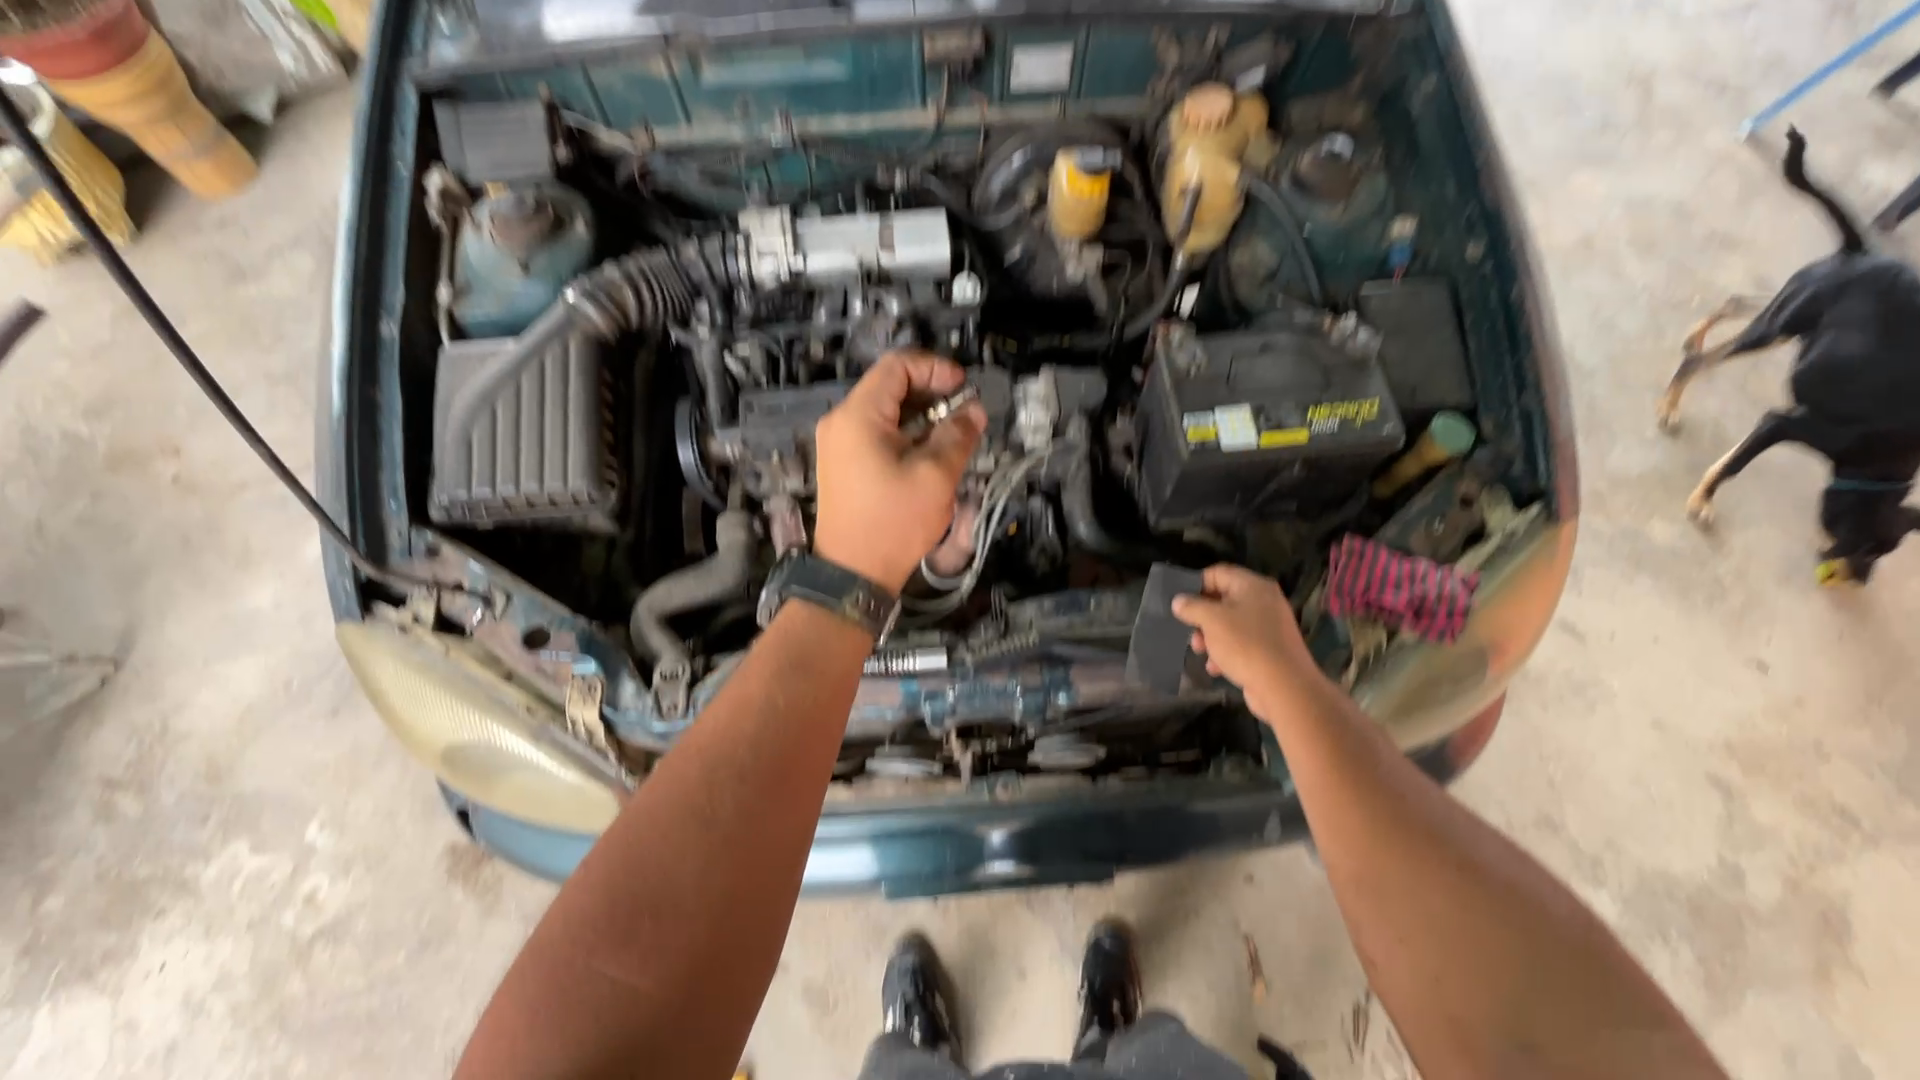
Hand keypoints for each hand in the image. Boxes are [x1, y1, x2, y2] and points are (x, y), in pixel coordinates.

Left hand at [814, 351, 985, 591]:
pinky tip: (930, 456)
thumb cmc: (893, 522)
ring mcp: (838, 445)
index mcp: (858, 415)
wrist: (852, 574)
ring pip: (885, 413)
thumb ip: (957, 435)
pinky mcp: (843, 466)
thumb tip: (973, 411)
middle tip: (963, 414)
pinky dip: (906, 436)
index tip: (963, 387)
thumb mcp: (936, 476)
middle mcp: (841, 422)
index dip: (934, 368)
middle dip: (931, 394)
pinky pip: (876, 435)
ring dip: (921, 417)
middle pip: (889, 387)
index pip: (896, 366)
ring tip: (953, 437)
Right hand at [1171, 564, 1325, 721]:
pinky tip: (1215, 668)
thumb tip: (1179, 601)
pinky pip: (1240, 644)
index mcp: (1253, 586)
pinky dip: (1225, 653)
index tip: (1179, 601)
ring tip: (1200, 652)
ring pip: (1229, 624)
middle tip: (1189, 631)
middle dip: (1201, 617)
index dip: (1196, 584)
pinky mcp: (1269, 649)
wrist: (1284, 687)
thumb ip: (1191, 607)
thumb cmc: (1245, 645)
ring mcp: (1268, 626)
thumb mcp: (1211, 621)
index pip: (1218, 573)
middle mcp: (1264, 601)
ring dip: (1210, 637)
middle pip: (1223, 600)